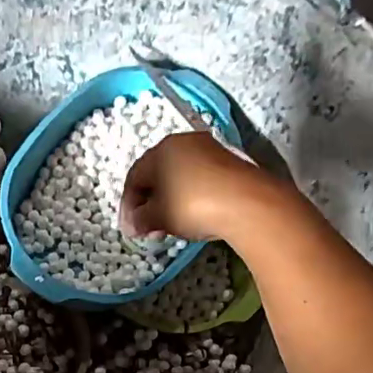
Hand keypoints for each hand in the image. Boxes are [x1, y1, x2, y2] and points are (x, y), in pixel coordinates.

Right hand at [119, 131, 273, 242]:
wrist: (244, 202)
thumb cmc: (191, 206)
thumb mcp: (158, 217)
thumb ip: (140, 219)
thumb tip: (134, 223)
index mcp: (159, 150)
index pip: (133, 178)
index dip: (128, 206)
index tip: (131, 230)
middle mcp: (181, 142)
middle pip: (156, 174)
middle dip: (149, 203)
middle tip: (149, 229)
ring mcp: (207, 148)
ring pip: (177, 175)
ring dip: (168, 200)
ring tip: (170, 224)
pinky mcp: (226, 159)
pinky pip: (197, 177)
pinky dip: (188, 195)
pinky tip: (192, 214)